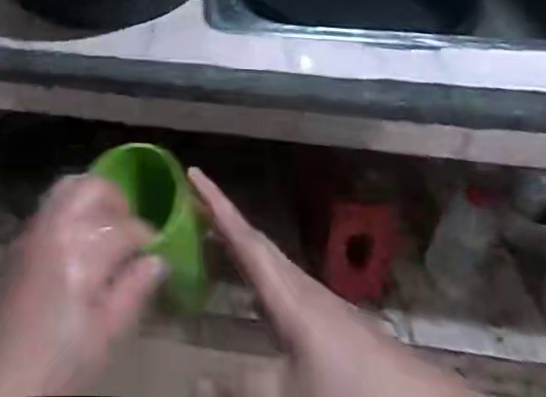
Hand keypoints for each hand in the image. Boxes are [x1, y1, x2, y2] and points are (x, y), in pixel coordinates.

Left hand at [0, 174, 167, 396]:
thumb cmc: (58, 362)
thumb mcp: (106, 335)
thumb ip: (133, 291)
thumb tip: (158, 261)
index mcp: (79, 252)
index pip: (124, 226)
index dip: (147, 236)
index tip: (158, 249)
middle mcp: (54, 227)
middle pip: (90, 187)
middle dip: (118, 200)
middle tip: (132, 229)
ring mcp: (32, 228)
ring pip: (66, 187)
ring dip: (92, 197)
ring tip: (109, 226)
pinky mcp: (18, 237)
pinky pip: (50, 204)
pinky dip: (71, 206)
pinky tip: (82, 237)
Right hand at [189, 167, 475, 396]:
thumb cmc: (352, 391)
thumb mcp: (288, 395)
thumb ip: (241, 386)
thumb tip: (195, 379)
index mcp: (288, 294)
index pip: (244, 238)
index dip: (216, 204)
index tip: (193, 172)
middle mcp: (306, 290)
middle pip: (260, 245)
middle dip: (226, 221)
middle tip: (193, 202)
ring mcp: (328, 307)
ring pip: (277, 266)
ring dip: (246, 249)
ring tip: (218, 241)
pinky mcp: (344, 328)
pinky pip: (291, 288)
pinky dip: (265, 277)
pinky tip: (262, 296)